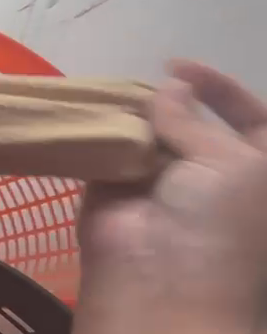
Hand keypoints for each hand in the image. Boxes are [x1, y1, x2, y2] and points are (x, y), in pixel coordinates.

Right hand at [80, 61, 266, 318]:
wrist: (159, 267)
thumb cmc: (219, 219)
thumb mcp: (230, 163)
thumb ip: (193, 121)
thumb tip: (169, 87)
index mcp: (260, 171)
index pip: (255, 119)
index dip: (223, 89)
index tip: (177, 65)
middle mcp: (218, 173)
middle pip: (199, 123)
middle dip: (173, 100)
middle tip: (139, 80)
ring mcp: (165, 178)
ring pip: (151, 133)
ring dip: (132, 114)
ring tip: (108, 96)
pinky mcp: (115, 182)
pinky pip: (109, 148)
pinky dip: (99, 132)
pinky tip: (85, 114)